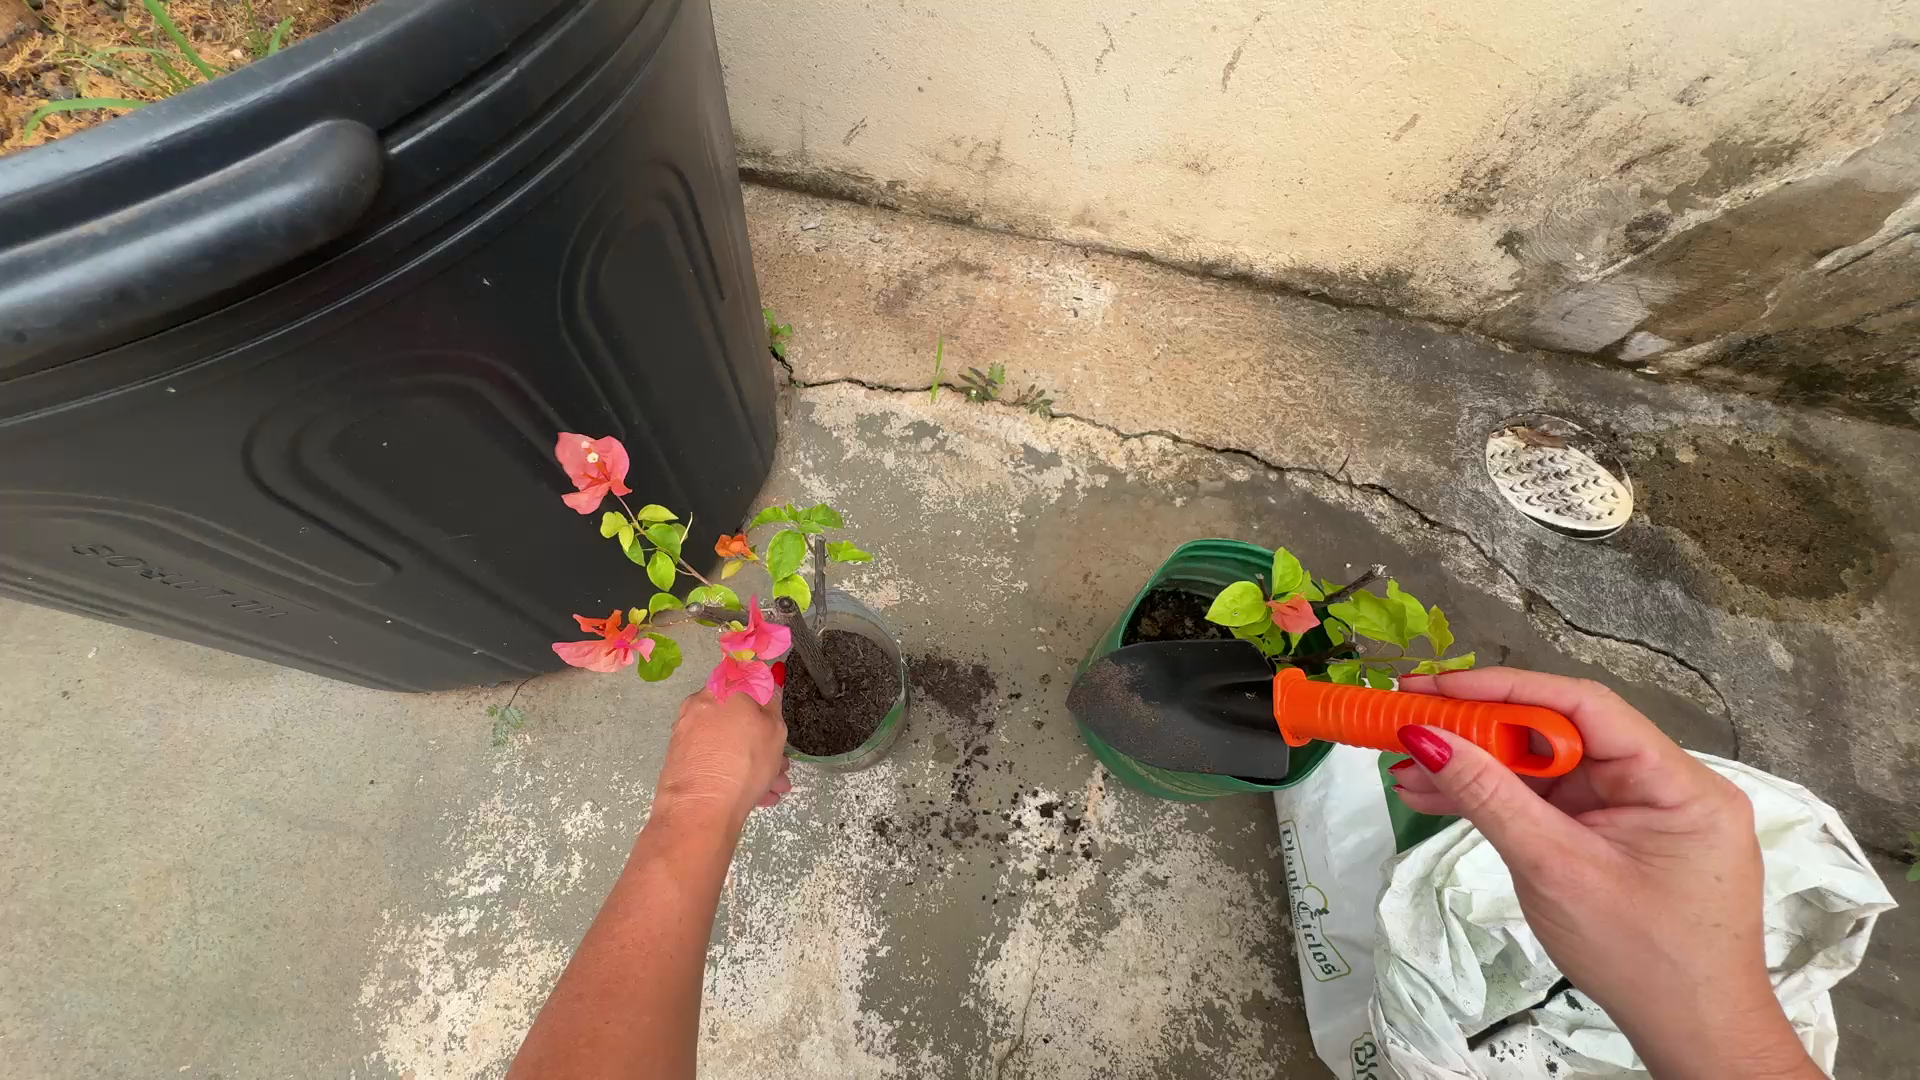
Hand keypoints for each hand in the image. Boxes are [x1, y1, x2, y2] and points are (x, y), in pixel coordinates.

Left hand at [652, 689, 791, 830]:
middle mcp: (699, 705)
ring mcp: (686, 733)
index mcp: (723, 690)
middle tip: (779, 760)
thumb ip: (773, 703)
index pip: (745, 678)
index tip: (774, 716)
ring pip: (727, 741)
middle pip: (736, 716)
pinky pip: (713, 757)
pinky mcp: (679, 759)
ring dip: (751, 759)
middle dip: (761, 737)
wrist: (699, 809)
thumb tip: (770, 684)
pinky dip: (731, 769)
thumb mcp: (774, 729)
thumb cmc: (743, 763)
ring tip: (771, 786)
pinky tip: (754, 795)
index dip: (763, 697)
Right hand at [1390, 668, 1818, 1079]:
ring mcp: (1624, 806)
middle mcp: (1653, 781)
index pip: (1581, 705)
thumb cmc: (1639, 954)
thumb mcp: (1552, 866)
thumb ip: (1486, 793)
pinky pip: (1533, 796)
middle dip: (1472, 730)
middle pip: (1550, 730)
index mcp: (1672, 782)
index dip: (1502, 687)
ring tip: (1403, 769)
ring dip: (1467, 766)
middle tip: (1407, 722)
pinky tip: (1429, 794)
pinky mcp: (1598, 828)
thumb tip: (1420, 735)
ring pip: (1532, 763)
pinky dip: (1482, 795)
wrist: (1688, 1036)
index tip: (1434, 688)